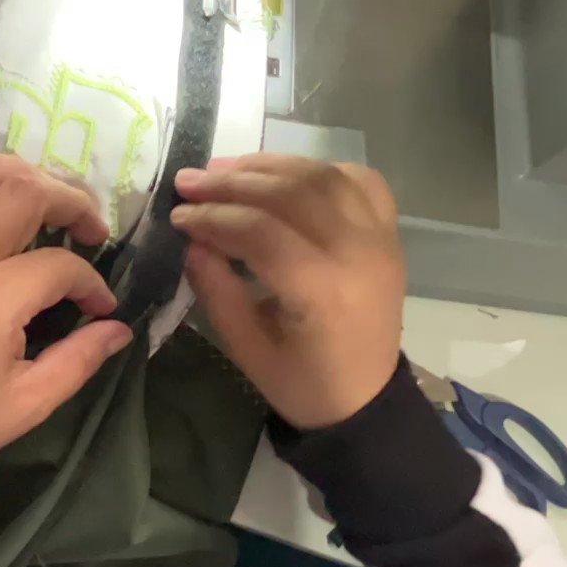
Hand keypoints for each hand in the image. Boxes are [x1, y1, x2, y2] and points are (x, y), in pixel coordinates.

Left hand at [0, 153, 134, 459]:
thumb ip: (79, 360)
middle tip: (91, 228)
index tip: (102, 308)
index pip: (61, 265)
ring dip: (14, 173)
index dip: (92, 283)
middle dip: (70, 201)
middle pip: (23, 192)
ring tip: (42, 193)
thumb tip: (119, 328)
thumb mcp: (28, 402)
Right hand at [172, 154, 403, 429]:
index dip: (213, 217)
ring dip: (270, 166)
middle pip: (292, 192)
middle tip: (190, 181)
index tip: (177, 216)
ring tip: (226, 169)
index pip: (261, 231)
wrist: (365, 401)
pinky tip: (285, 177)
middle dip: (233, 182)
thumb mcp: (247, 349)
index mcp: (323, 292)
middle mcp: (359, 253)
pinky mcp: (388, 234)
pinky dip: (319, 170)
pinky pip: (359, 181)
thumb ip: (217, 291)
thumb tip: (191, 242)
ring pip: (323, 176)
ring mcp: (380, 238)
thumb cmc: (301, 384)